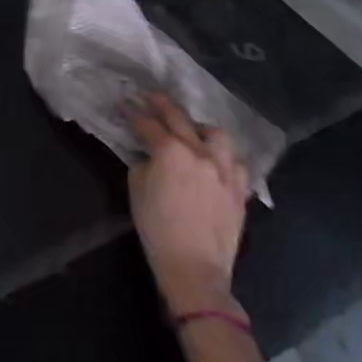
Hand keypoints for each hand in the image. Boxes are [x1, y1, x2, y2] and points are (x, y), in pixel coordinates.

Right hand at [124, 93, 251, 315]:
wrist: (194, 266)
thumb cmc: (156, 225)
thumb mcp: (136, 186)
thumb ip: (142, 161)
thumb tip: (147, 153)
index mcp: (170, 151)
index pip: (147, 123)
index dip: (132, 112)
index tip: (122, 103)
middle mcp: (200, 153)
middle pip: (179, 118)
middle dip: (160, 104)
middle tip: (147, 96)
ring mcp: (224, 171)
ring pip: (215, 134)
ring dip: (198, 126)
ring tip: (188, 129)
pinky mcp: (238, 190)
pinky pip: (235, 162)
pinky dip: (223, 155)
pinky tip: (214, 159)